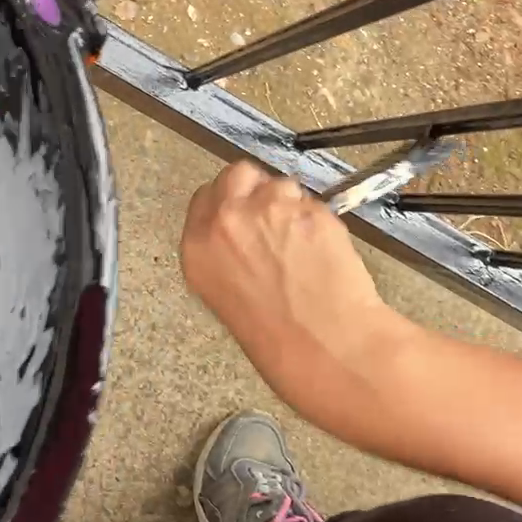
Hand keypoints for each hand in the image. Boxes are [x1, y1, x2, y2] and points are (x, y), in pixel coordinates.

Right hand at [180, 162, 410, 424]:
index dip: (227, 200)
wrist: (324, 347)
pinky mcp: (309, 209)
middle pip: (237, 174)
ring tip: (302, 245)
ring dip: (291, 205)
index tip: (240, 209)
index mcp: (197, 246)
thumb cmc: (275, 338)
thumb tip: (238, 231)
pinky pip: (313, 201)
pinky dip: (318, 221)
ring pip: (280, 184)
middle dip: (255, 188)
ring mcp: (269, 210)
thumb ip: (220, 251)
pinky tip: (322, 252)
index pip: (204, 197)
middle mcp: (227, 220)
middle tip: (272, 214)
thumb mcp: (221, 294)